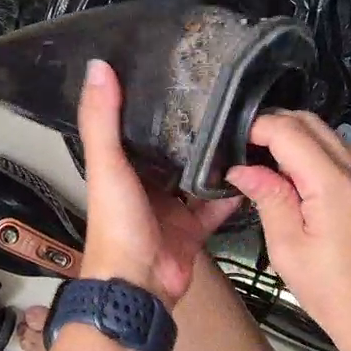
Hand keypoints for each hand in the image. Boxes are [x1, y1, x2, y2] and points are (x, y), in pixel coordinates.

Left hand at [77, 59, 240, 305]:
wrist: (139, 285)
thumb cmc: (116, 223)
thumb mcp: (107, 164)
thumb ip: (102, 119)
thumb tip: (98, 66)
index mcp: (118, 165)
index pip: (131, 125)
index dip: (147, 102)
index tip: (172, 71)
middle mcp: (142, 182)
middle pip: (168, 149)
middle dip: (188, 129)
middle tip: (219, 96)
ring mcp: (168, 206)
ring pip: (194, 175)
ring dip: (213, 158)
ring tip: (241, 125)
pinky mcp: (192, 227)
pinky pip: (215, 206)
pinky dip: (231, 194)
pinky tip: (252, 171)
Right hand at [227, 112, 350, 350]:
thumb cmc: (329, 291)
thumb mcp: (286, 247)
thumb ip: (267, 197)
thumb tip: (241, 168)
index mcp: (332, 185)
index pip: (288, 131)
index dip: (255, 128)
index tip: (230, 145)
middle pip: (309, 122)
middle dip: (272, 125)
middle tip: (242, 150)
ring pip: (325, 133)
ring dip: (291, 136)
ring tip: (261, 162)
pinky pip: (336, 153)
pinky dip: (309, 150)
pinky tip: (289, 177)